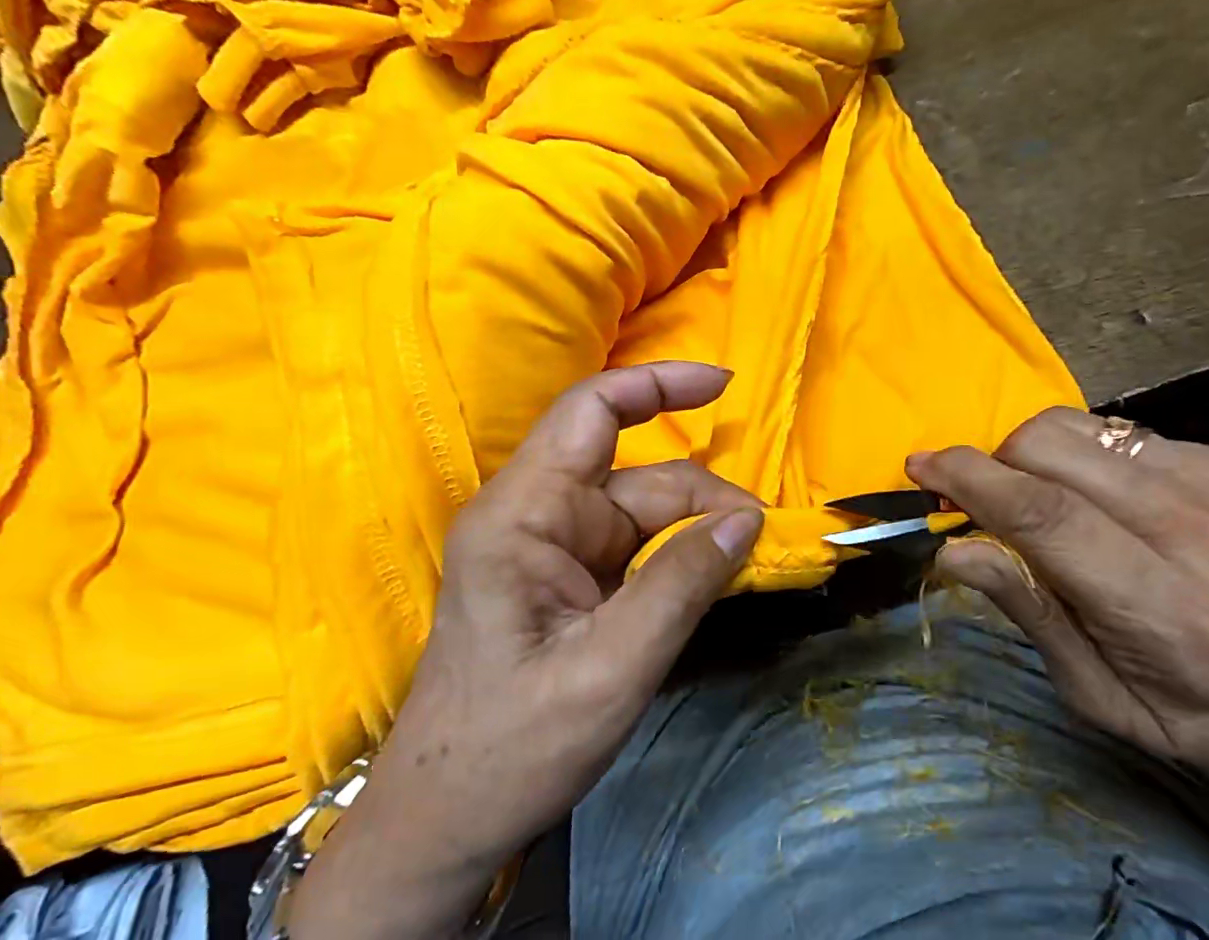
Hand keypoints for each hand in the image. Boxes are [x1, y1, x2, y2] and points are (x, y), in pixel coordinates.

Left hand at [290, 363, 763, 939]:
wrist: (447, 823)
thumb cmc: (512, 747)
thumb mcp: (610, 668)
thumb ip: (682, 586)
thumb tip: (748, 522)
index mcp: (524, 517)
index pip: (591, 413)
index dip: (659, 385)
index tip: (725, 386)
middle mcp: (539, 519)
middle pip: (642, 477)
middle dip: (706, 502)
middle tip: (760, 542)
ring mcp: (557, 551)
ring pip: (650, 516)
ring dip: (700, 536)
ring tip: (744, 570)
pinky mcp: (574, 583)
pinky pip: (643, 551)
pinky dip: (684, 560)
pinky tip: (714, 581)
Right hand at [908, 407, 1208, 808]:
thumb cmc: (1193, 711)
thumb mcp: (1096, 694)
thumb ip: (1029, 610)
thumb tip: (954, 549)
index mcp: (1175, 615)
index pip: (1052, 520)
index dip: (976, 482)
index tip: (921, 465)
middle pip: (1060, 452)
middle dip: (997, 461)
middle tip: (981, 498)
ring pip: (1085, 428)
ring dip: (1036, 455)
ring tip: (1043, 502)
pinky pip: (1120, 432)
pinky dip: (1083, 457)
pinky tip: (1099, 499)